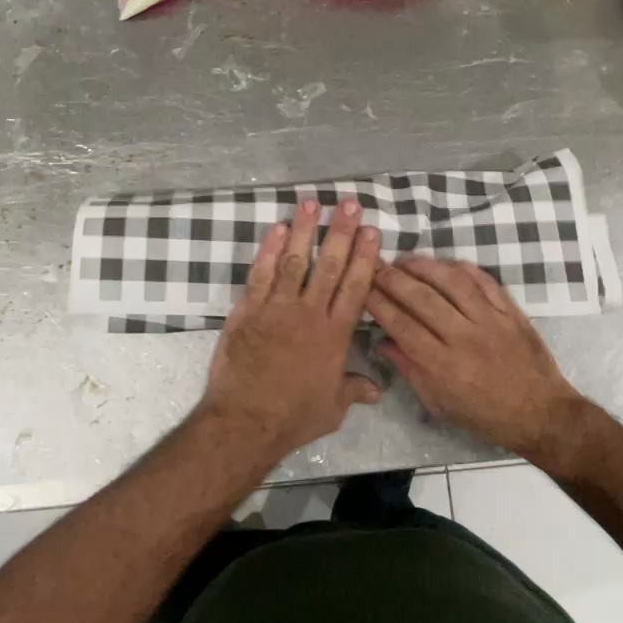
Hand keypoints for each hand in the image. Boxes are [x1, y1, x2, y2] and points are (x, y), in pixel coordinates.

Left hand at [197, 198, 381, 458]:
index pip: (356, 287)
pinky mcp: (248, 311)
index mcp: (334, 335)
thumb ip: (353, 390)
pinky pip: (261, 274)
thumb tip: (376, 389)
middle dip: (341, 232)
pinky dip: (269, 250)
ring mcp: (277, 309)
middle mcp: (309, 314)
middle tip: (349, 203)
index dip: (365, 257)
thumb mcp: (332, 408)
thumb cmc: (293, 417)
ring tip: (311, 202)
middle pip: (330, 266)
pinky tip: (277, 228)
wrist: (246, 420)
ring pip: (295, 261)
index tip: (372, 230)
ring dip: (304, 230)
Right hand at [367, 256, 590, 462]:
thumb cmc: (485, 416)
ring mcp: (491, 322)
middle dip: (394, 278)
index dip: (379, 303)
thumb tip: (383, 343)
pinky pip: (484, 281)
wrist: (542, 414)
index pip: (402, 325)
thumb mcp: (440, 404)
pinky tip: (444, 263)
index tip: (363, 288)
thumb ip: (410, 371)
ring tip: (405, 259)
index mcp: (443, 366)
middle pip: (422, 298)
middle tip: (376, 266)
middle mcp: (465, 338)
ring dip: (425, 266)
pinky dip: (462, 268)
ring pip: (453, 282)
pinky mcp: (511, 312)